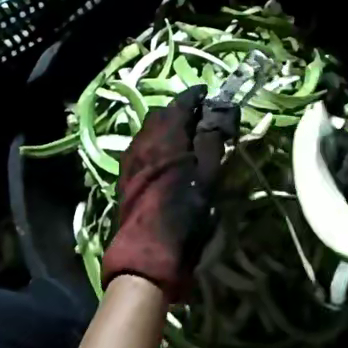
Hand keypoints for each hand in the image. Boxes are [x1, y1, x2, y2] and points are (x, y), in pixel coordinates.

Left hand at [104, 87, 231, 298]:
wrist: (148, 250)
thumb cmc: (185, 211)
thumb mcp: (209, 173)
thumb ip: (214, 137)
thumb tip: (222, 108)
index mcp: (166, 135)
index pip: (181, 102)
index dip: (197, 96)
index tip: (210, 97)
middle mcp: (144, 139)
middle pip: (163, 114)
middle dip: (182, 111)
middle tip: (202, 118)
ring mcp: (131, 157)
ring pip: (150, 130)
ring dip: (168, 127)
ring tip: (187, 137)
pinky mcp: (125, 175)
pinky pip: (142, 147)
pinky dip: (157, 143)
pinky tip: (168, 157)